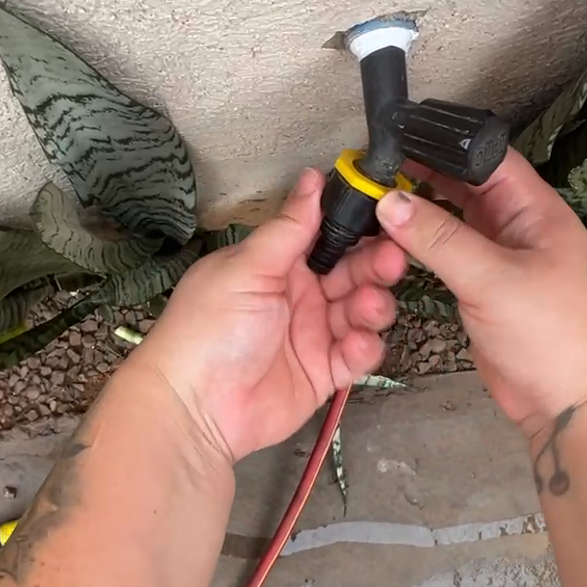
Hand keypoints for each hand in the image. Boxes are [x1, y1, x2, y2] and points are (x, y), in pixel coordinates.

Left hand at [128, 169, 407, 462]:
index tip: (385, 216)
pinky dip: (365, 347)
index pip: (326, 236)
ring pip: (361, 311)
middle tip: (391, 259)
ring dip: (373, 304)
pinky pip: (357, 355)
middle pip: (352, 272)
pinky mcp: (323, 372)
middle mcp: (298, 295)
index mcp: (277, 264)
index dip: (356, 227)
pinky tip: (356, 343)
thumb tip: (312, 179)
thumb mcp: (247, 268)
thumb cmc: (208, 329)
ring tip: (367, 305)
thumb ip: (288, 228)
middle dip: (375, 264)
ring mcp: (312, 334)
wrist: (194, 407)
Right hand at [374, 149, 586, 432]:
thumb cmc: (552, 333)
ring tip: (373, 200)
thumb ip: (438, 239)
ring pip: (453, 223)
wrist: (577, 404)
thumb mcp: (493, 279)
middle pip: (465, 187)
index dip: (442, 145)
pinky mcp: (484, 290)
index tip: (393, 139)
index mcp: (533, 209)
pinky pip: (448, 256)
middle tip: (372, 170)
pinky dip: (420, 247)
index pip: (485, 159)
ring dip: (419, 213)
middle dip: (422, 176)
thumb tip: (387, 200)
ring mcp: (500, 260)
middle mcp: (516, 227)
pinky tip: (391, 242)